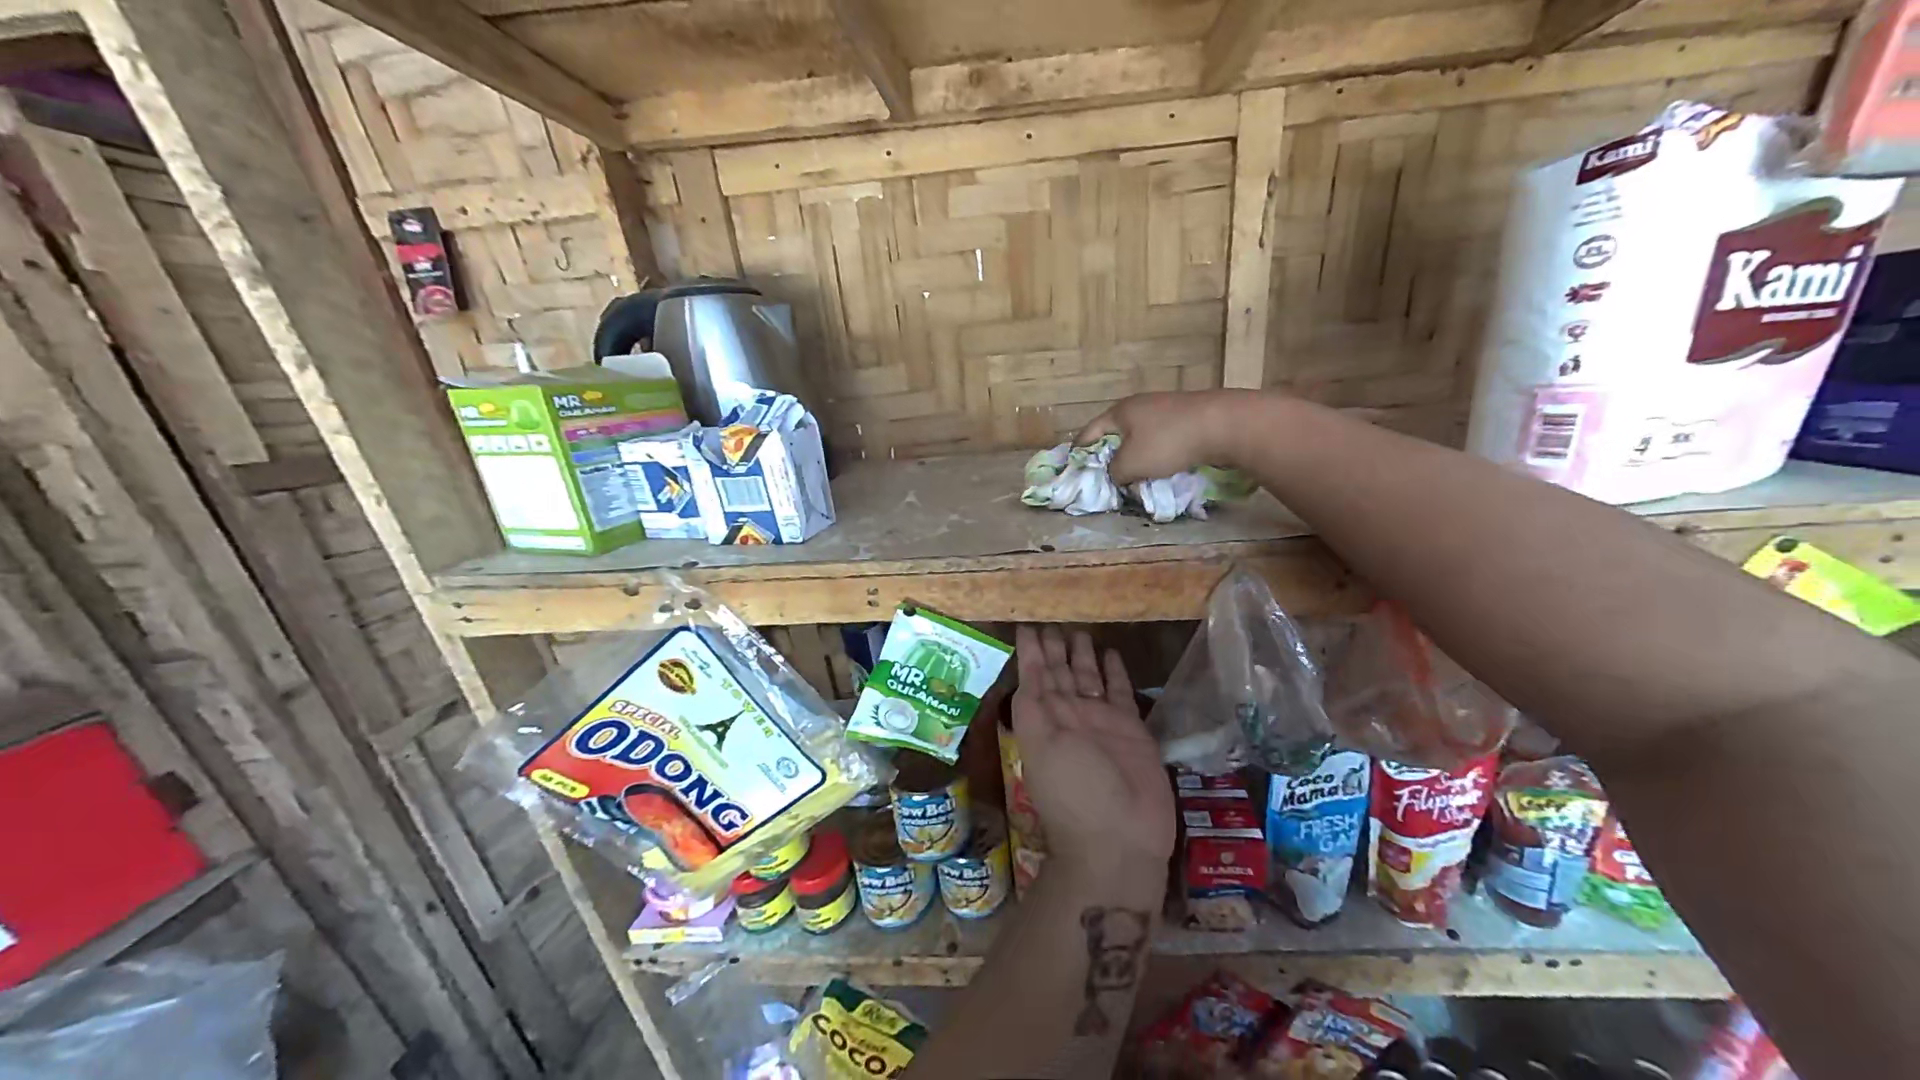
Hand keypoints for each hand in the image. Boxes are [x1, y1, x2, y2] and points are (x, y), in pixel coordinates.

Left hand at [1011, 627, 1174, 883]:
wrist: (1120, 839)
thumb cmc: (1075, 791)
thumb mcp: (1042, 745)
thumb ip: (1034, 705)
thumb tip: (1025, 668)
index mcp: (1043, 719)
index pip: (1034, 676)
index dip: (1031, 652)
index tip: (1028, 624)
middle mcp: (1069, 715)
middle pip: (1061, 673)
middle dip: (1056, 648)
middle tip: (1056, 619)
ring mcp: (1100, 721)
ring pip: (1089, 678)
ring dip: (1083, 655)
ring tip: (1080, 630)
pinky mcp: (1131, 729)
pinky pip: (1120, 693)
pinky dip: (1115, 674)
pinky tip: (1112, 653)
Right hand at [1074, 390, 1256, 483]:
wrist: (1223, 425)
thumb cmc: (1167, 443)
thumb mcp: (1131, 464)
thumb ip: (1114, 472)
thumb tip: (1115, 474)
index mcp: (1119, 411)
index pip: (1088, 433)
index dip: (1079, 452)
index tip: (1074, 469)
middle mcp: (1139, 404)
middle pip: (1114, 433)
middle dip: (1108, 455)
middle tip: (1105, 476)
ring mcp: (1164, 408)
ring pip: (1139, 436)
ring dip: (1134, 456)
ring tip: (1134, 476)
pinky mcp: (1186, 416)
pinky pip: (1161, 438)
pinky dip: (1156, 453)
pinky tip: (1161, 467)